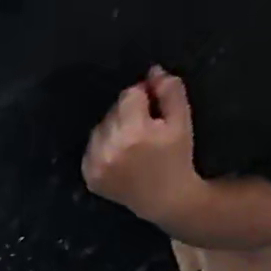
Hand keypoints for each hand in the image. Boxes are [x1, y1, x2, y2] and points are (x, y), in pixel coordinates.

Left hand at [82, 66, 203, 224]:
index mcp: (132, 133)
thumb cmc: (175, 157)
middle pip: (112, 111)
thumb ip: (169, 90)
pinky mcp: (89, 177)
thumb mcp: (181, 119)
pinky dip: (102, 146)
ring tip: (131, 140)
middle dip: (128, 112)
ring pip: (99, 128)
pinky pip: (90, 149)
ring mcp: (95, 166)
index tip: (153, 105)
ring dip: (113, 127)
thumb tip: (152, 71)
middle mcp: (108, 149)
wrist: (162, 198)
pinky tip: (118, 153)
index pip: (128, 95)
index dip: (143, 95)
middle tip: (144, 126)